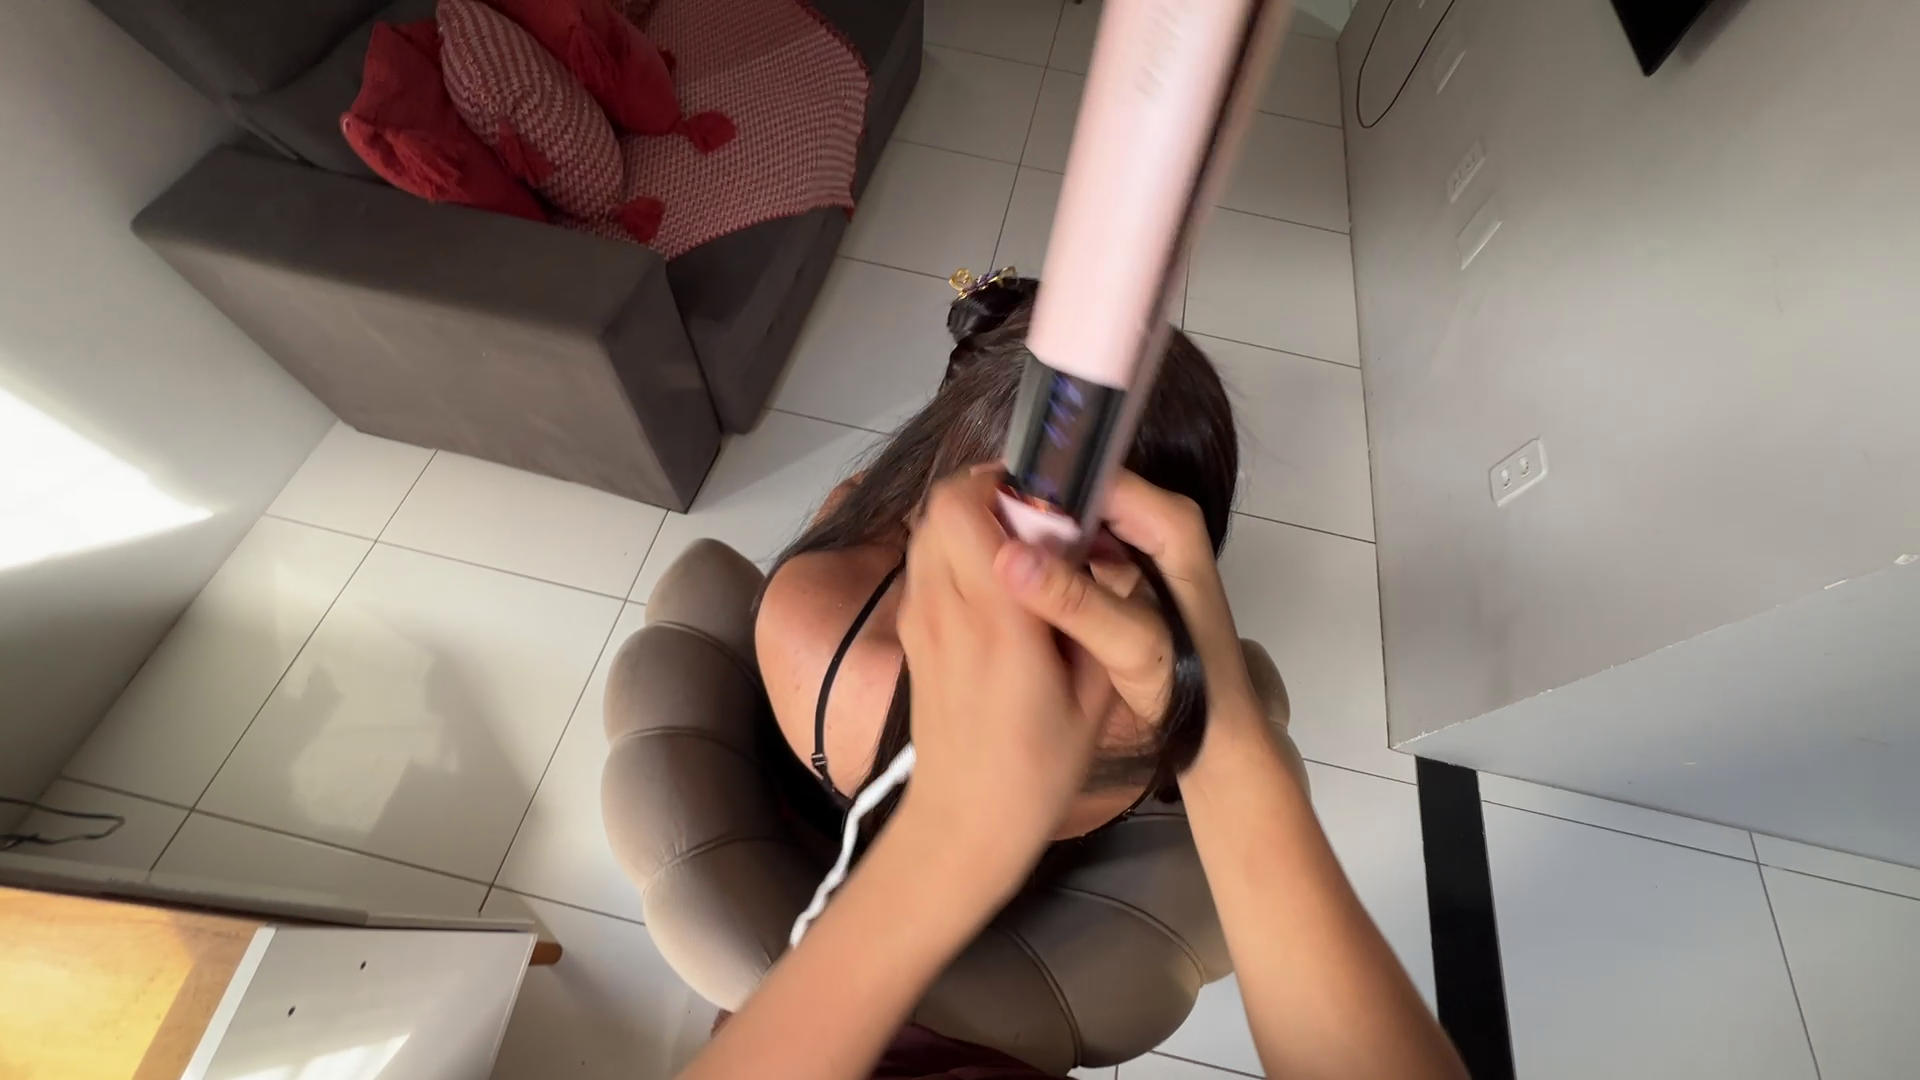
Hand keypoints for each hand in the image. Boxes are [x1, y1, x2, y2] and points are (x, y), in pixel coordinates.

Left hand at [894, 469, 1106, 883]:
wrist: (962, 822)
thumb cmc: (1038, 768)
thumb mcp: (1092, 695)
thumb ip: (1091, 616)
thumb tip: (1088, 557)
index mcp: (997, 620)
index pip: (967, 510)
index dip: (1001, 484)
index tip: (1044, 498)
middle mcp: (945, 608)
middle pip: (939, 507)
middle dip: (984, 492)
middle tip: (1031, 516)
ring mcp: (918, 620)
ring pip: (925, 530)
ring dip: (966, 521)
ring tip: (1012, 548)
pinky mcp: (910, 635)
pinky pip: (923, 565)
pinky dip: (950, 553)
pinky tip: (989, 587)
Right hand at [994, 471, 1261, 755]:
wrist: (1216, 731)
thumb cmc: (1193, 689)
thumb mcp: (1133, 645)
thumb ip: (1076, 603)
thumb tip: (1008, 560)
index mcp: (1169, 523)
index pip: (1095, 475)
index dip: (1041, 484)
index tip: (986, 504)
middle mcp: (1152, 523)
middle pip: (1079, 494)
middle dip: (1029, 509)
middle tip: (972, 528)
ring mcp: (1133, 548)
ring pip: (1070, 522)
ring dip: (1030, 535)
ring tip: (978, 546)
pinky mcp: (1116, 573)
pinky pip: (1070, 550)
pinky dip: (1040, 561)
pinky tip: (1004, 576)